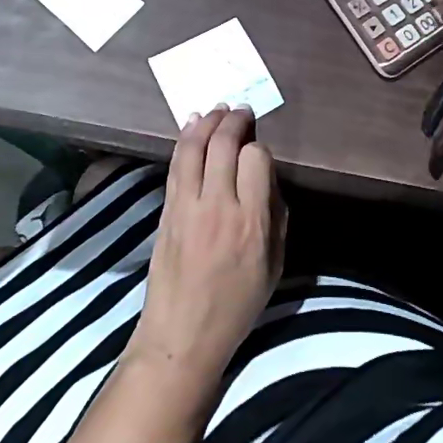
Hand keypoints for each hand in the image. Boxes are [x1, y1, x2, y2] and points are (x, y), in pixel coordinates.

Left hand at [131, 106, 284, 376]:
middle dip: (234, 120)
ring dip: (208, 122)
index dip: (259, 147)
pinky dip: (185, 138)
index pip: (256, 159)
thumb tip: (267, 177)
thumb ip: (276, 216)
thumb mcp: (274, 266)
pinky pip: (177, 163)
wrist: (182, 333)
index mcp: (251, 223)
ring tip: (218, 109)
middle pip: (224, 145)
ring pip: (195, 147)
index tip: (259, 149)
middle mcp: (218, 206)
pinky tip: (193, 124)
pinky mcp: (167, 208)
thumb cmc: (236, 304)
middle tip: (242, 110)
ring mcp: (187, 205)